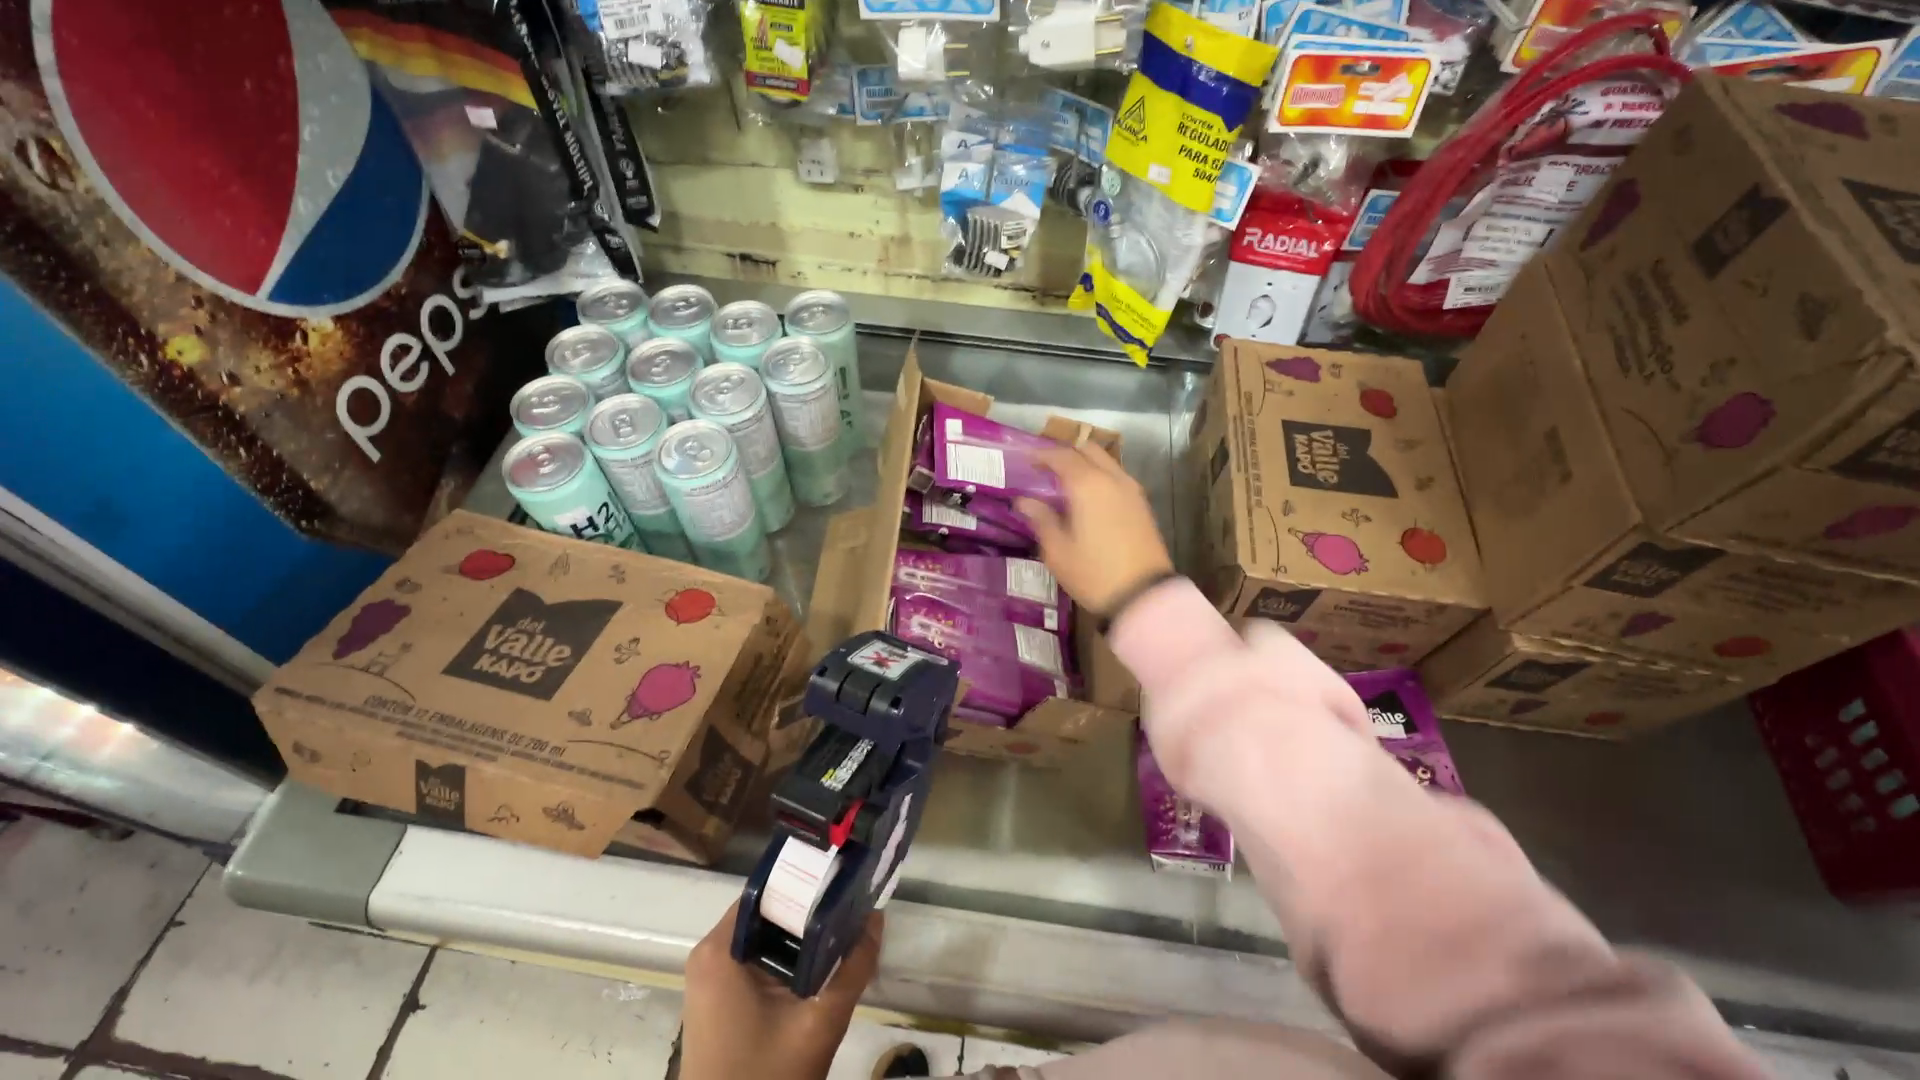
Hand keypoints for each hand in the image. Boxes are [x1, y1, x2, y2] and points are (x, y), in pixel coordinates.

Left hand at [680, 901, 883, 1079]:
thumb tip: (876, 918)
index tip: (847, 878)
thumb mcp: (820, 1021)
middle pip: (768, 913)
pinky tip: (822, 967)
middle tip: (856, 907)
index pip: (769, 891)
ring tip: (847, 932)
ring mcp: (712, 979)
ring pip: (766, 938)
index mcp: (720, 950)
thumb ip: (852, 967)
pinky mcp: (719, 1000)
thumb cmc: (767, 1077)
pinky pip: (758, 962)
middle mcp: (710, 954)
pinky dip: (789, 960)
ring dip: (803, 937)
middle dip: (812, 910)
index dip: (810, 882)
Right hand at [1017, 443, 1173, 615]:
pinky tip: (1088, 498)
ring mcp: (1131, 490)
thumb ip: (1041, 519)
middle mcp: (1112, 478)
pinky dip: (1100, 477)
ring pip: (1106, 461)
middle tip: (1046, 468)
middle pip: (1088, 449)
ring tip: (1065, 483)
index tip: (1025, 459)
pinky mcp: (1142, 505)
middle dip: (1066, 453)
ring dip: (1085, 464)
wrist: (1144, 596)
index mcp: (1087, 485)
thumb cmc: (1094, 574)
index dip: (1041, 454)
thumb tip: (1025, 501)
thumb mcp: (1058, 551)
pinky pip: (1117, 477)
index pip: (1061, 456)